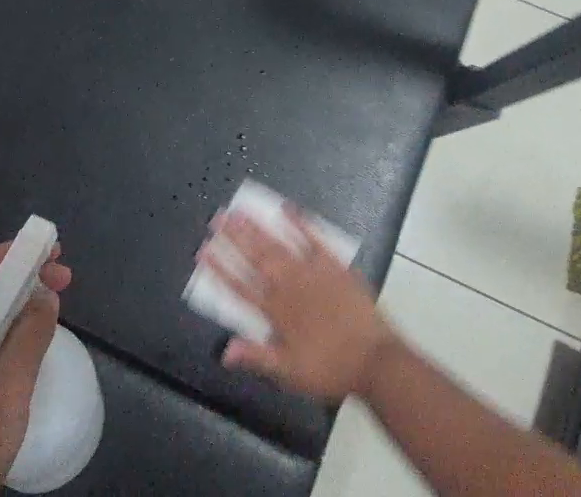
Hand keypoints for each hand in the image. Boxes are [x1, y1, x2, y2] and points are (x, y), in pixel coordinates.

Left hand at [0, 242, 72, 496]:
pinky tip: (29, 315)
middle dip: (21, 269)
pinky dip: (5, 309)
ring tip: (54, 290)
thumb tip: (46, 294)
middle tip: (63, 275)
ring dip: (16, 288)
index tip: (55, 252)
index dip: (17, 253)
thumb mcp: (6, 398)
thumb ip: (27, 341)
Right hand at [199, 211, 397, 400]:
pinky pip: (316, 240)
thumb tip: (223, 350)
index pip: (241, 286)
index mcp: (277, 311)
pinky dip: (301, 223)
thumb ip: (256, 357)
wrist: (376, 361)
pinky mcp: (336, 266)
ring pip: (280, 245)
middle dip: (234, 238)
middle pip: (257, 258)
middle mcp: (291, 286)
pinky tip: (287, 208)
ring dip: (258, 227)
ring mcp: (313, 273)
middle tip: (216, 218)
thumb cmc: (330, 369)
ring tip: (240, 210)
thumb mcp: (289, 372)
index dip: (220, 268)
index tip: (203, 250)